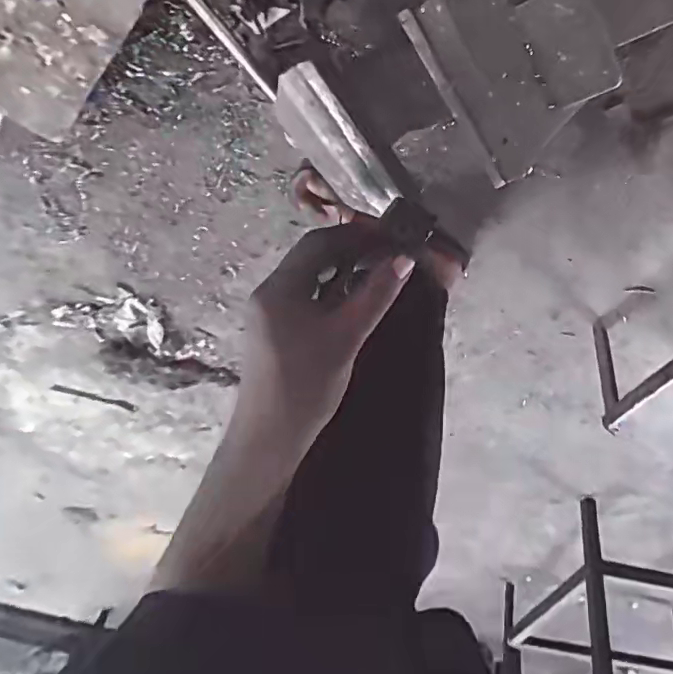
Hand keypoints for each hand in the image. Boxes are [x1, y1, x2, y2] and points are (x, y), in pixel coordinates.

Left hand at [240, 223, 414, 433]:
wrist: (269, 439)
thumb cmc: (306, 384)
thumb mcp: (347, 336)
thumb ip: (376, 294)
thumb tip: (404, 259)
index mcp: (279, 287)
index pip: (319, 242)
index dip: (356, 234)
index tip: (389, 235)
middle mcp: (269, 292)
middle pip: (312, 255)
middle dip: (350, 247)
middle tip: (388, 250)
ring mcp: (270, 311)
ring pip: (310, 275)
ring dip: (342, 267)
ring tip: (378, 269)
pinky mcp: (276, 329)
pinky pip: (306, 295)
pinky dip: (332, 288)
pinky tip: (355, 297)